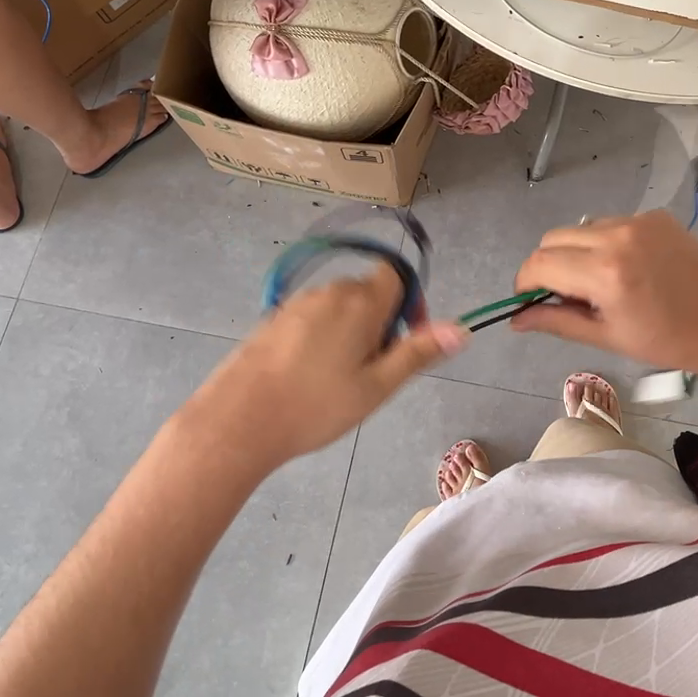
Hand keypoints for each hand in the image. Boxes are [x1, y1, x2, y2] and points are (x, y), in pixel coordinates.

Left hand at [192, 262, 466, 467]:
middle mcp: (330, 291)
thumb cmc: (316, 406)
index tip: (401, 342)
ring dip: (350, 332)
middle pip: (368, 293)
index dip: (408, 302)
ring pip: (339, 307)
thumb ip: (418, 352)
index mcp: (360, 301)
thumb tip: (461, 329)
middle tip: (369, 373)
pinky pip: (312, 318)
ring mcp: (297, 303)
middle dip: (379, 324)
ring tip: (336, 381)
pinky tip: (306, 378)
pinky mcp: (272, 319)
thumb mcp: (377, 386)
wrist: (236, 422)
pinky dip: (321, 338)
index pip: (396, 275)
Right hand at [511, 212, 697, 380]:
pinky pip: (610, 224)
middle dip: (548, 267)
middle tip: (567, 297)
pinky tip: (628, 269)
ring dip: (576, 253)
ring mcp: (638, 220)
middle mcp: (616, 235)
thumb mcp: (608, 336)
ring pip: (580, 229)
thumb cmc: (669, 341)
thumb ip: (557, 321)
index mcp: (604, 272)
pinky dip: (604, 244)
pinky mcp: (655, 215)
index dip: (525, 283)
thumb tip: (516, 318)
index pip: (539, 263)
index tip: (529, 302)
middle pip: (553, 239)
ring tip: (601, 285)